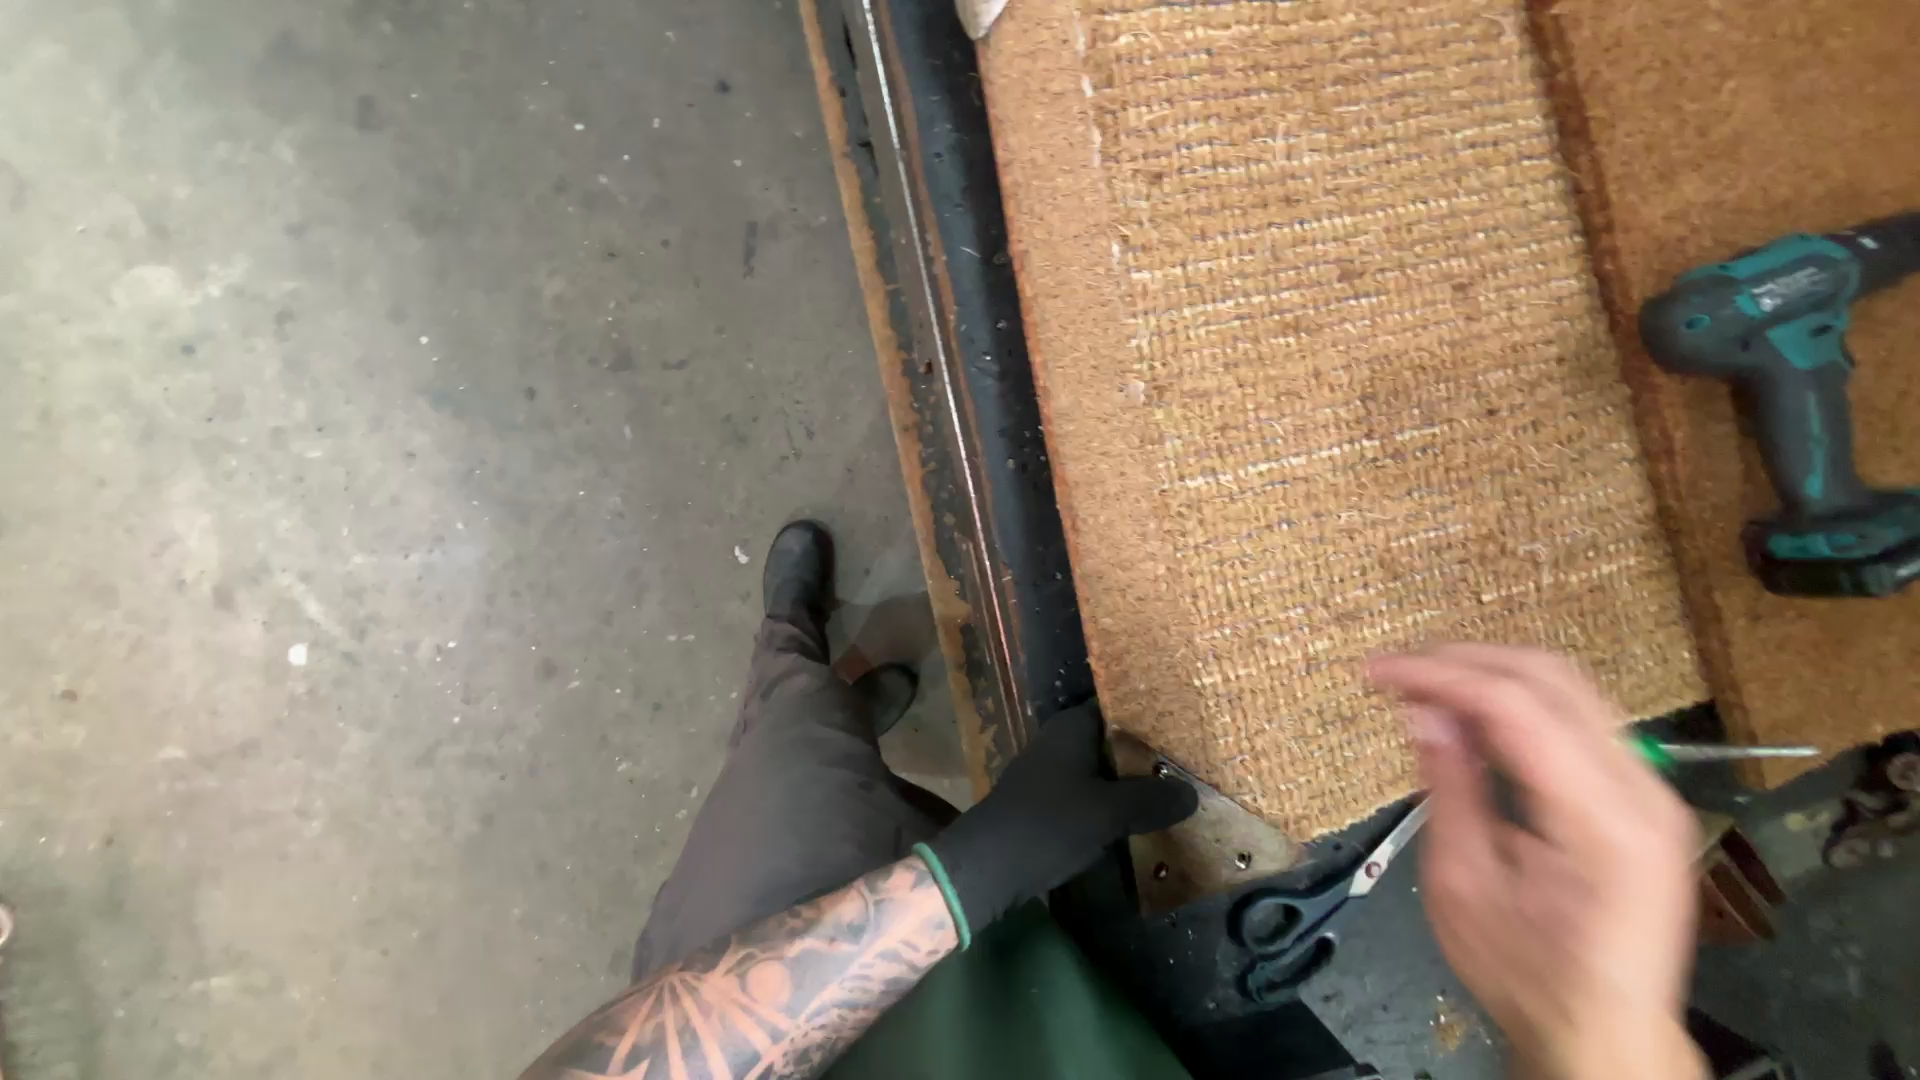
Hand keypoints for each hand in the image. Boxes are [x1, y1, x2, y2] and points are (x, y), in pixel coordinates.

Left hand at [923, 701, 1197, 936]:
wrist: (988, 866)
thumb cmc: (1048, 824)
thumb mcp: (1108, 811)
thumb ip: (1151, 798)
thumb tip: (1192, 792)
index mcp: (1072, 727)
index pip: (1119, 706)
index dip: (1153, 713)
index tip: (1190, 721)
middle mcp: (1061, 741)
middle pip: (1114, 739)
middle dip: (1149, 751)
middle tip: (1196, 759)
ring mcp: (1053, 772)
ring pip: (1104, 769)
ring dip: (1133, 780)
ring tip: (1180, 788)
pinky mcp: (1049, 803)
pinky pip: (1091, 793)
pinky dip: (1115, 801)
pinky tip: (1144, 817)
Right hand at [1368, 645, 1705, 1079]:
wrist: (1603, 1033)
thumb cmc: (1523, 971)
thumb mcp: (1464, 883)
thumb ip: (1450, 787)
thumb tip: (1422, 712)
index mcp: (1600, 820)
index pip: (1515, 706)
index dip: (1436, 674)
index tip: (1374, 672)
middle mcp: (1641, 792)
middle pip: (1551, 677)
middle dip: (1461, 659)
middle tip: (1394, 672)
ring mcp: (1649, 790)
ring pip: (1567, 685)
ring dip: (1486, 672)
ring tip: (1420, 686)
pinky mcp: (1638, 795)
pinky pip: (1574, 715)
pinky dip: (1512, 699)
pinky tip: (1465, 715)